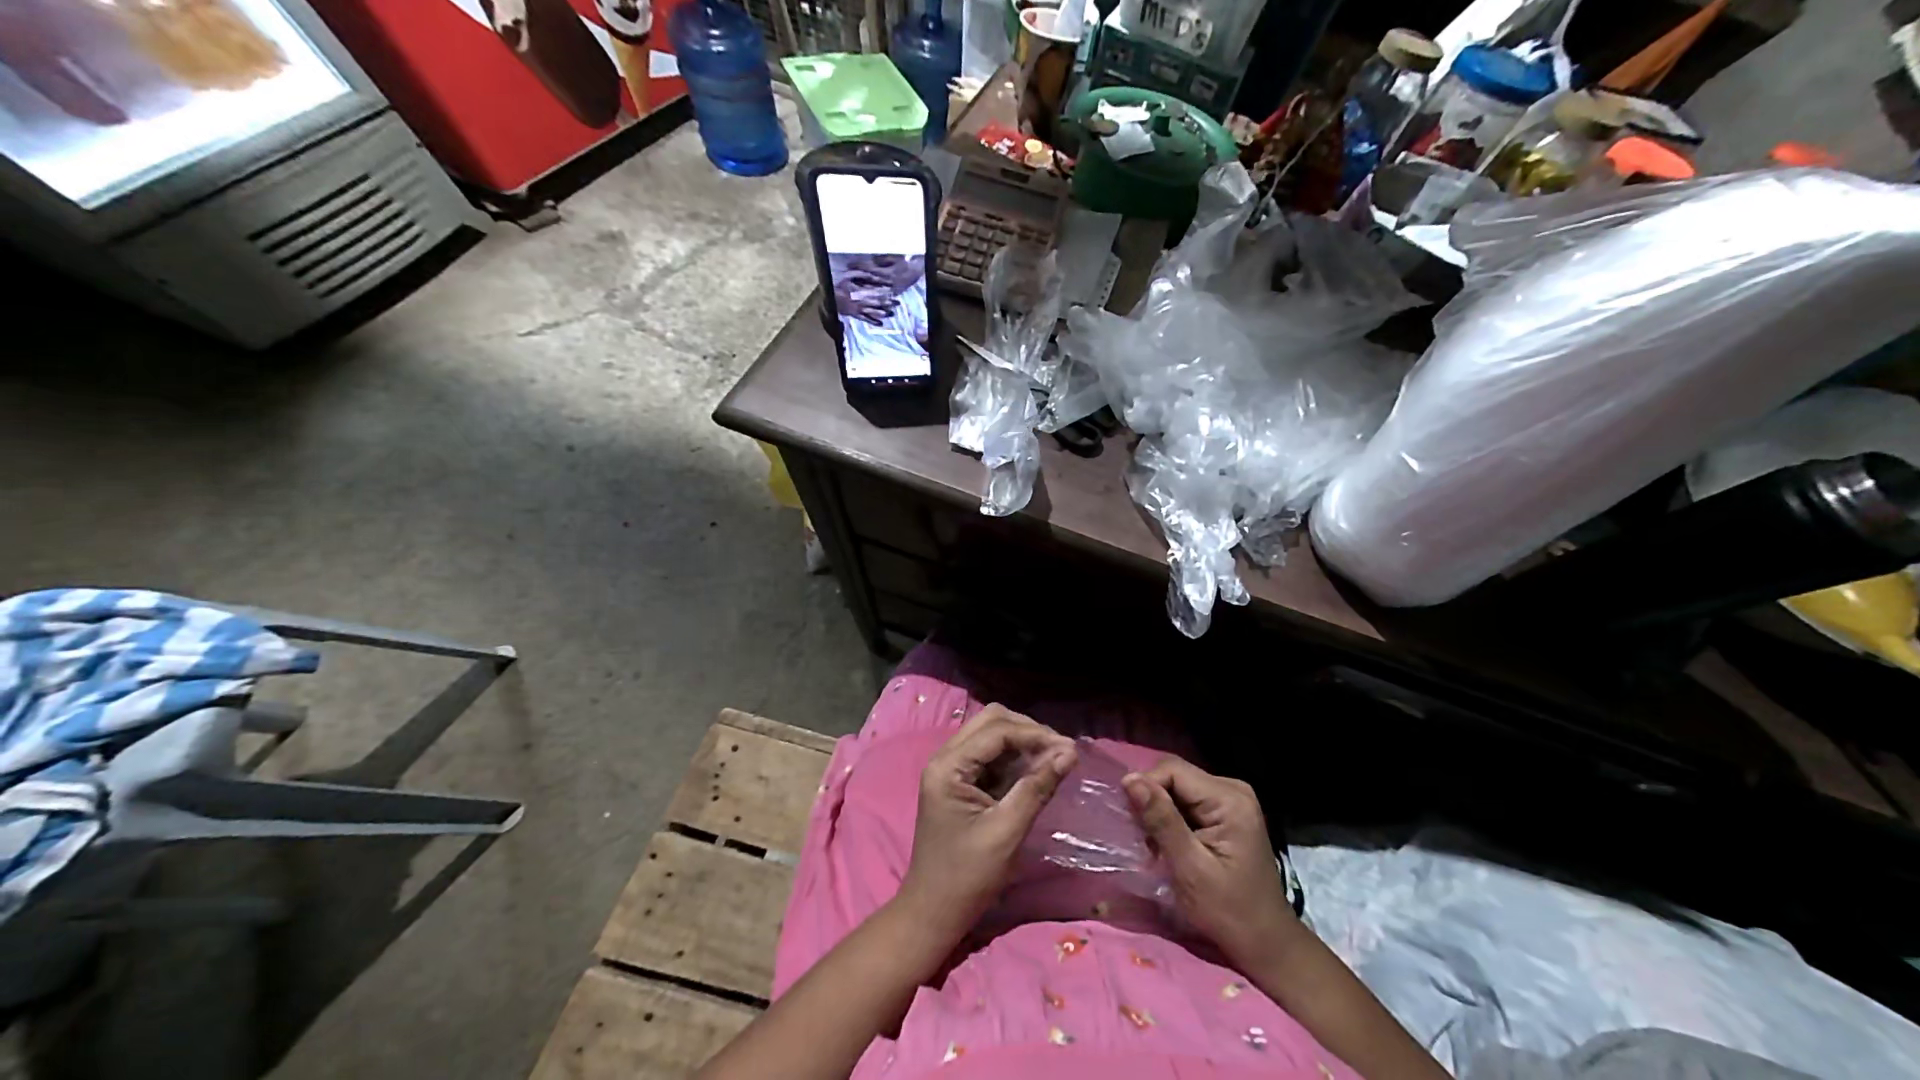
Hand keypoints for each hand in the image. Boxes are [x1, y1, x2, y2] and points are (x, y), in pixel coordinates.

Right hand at [833, 272, 895, 324]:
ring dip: (883, 313)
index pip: (876, 293)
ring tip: (892, 314)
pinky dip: (873, 321)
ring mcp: (857, 310)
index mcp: (859, 292)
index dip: (886, 293)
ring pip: (873, 312)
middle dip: (888, 303)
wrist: (827, 296)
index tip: (894, 293)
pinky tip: (880, 323)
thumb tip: (876, 277)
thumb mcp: (850, 275)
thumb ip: (863, 276)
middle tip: (898, 303)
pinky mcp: (854, 315)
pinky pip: (865, 319)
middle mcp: (860, 302)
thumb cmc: (838, 284)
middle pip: (877, 303)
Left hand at [897, 705, 1076, 941]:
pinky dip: (1016, 758)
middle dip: (1028, 731)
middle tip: (1062, 751)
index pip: (995, 730)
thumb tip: (1070, 753)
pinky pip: (992, 757)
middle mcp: (946, 758)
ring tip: (1057, 759)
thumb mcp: (1006, 831)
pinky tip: (1039, 770)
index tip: (1071, 748)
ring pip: (992, 736)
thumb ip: (1036, 788)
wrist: (936, 910)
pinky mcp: (962, 783)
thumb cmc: (967, 875)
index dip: (1035, 734)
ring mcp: (952, 769)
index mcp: (947, 766)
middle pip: (991, 722)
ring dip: (1024, 742)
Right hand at [1123, 758, 1294, 969]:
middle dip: (1153, 803)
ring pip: (1178, 789)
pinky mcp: (1226, 813)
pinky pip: (1188, 802)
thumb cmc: (1227, 911)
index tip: (1134, 825)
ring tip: (1157, 847)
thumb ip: (1161, 820)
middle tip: (1146, 841)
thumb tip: (1129, 780)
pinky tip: (1171, 846)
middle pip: (1175, 776)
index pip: (1172, 770)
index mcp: (1229, 799)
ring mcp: (1232, 800)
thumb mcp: (1189, 867)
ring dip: (1161, 814)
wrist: (1265, 943)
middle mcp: (1233, 789)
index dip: (1146, 789)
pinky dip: (1172, 820)